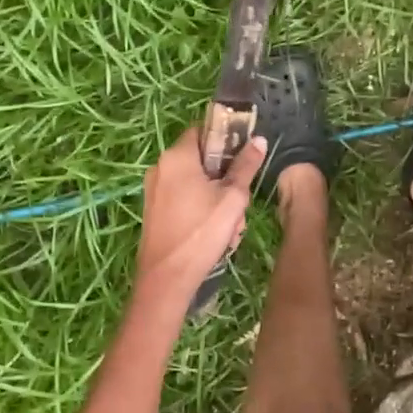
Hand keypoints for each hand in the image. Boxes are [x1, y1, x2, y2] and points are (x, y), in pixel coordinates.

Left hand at [135, 127, 266, 289]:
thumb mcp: (232, 197)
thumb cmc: (201, 232)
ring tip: (230, 224)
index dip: (225, 138)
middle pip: (200, 159)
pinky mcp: (153, 211)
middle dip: (224, 176)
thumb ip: (246, 166)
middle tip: (239, 199)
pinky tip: (214, 233)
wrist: (165, 282)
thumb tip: (259, 139)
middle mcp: (160, 167)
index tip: (242, 156)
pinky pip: (182, 198)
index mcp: (177, 157)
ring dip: (215, 196)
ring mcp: (153, 191)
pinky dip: (199, 208)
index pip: (203, 130)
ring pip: (193, 182)